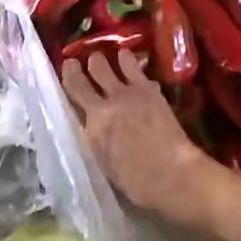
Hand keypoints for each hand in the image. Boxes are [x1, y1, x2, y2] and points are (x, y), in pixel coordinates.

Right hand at [61, 49, 213, 218]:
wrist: (171, 173)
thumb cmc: (138, 181)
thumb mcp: (104, 161)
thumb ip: (95, 136)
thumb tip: (91, 121)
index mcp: (91, 129)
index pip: (71, 96)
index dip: (68, 77)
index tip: (69, 68)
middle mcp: (103, 106)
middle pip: (83, 75)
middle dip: (81, 65)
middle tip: (83, 62)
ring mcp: (125, 93)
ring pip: (104, 62)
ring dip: (102, 60)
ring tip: (107, 60)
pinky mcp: (146, 87)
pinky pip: (131, 64)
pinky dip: (126, 59)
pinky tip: (127, 59)